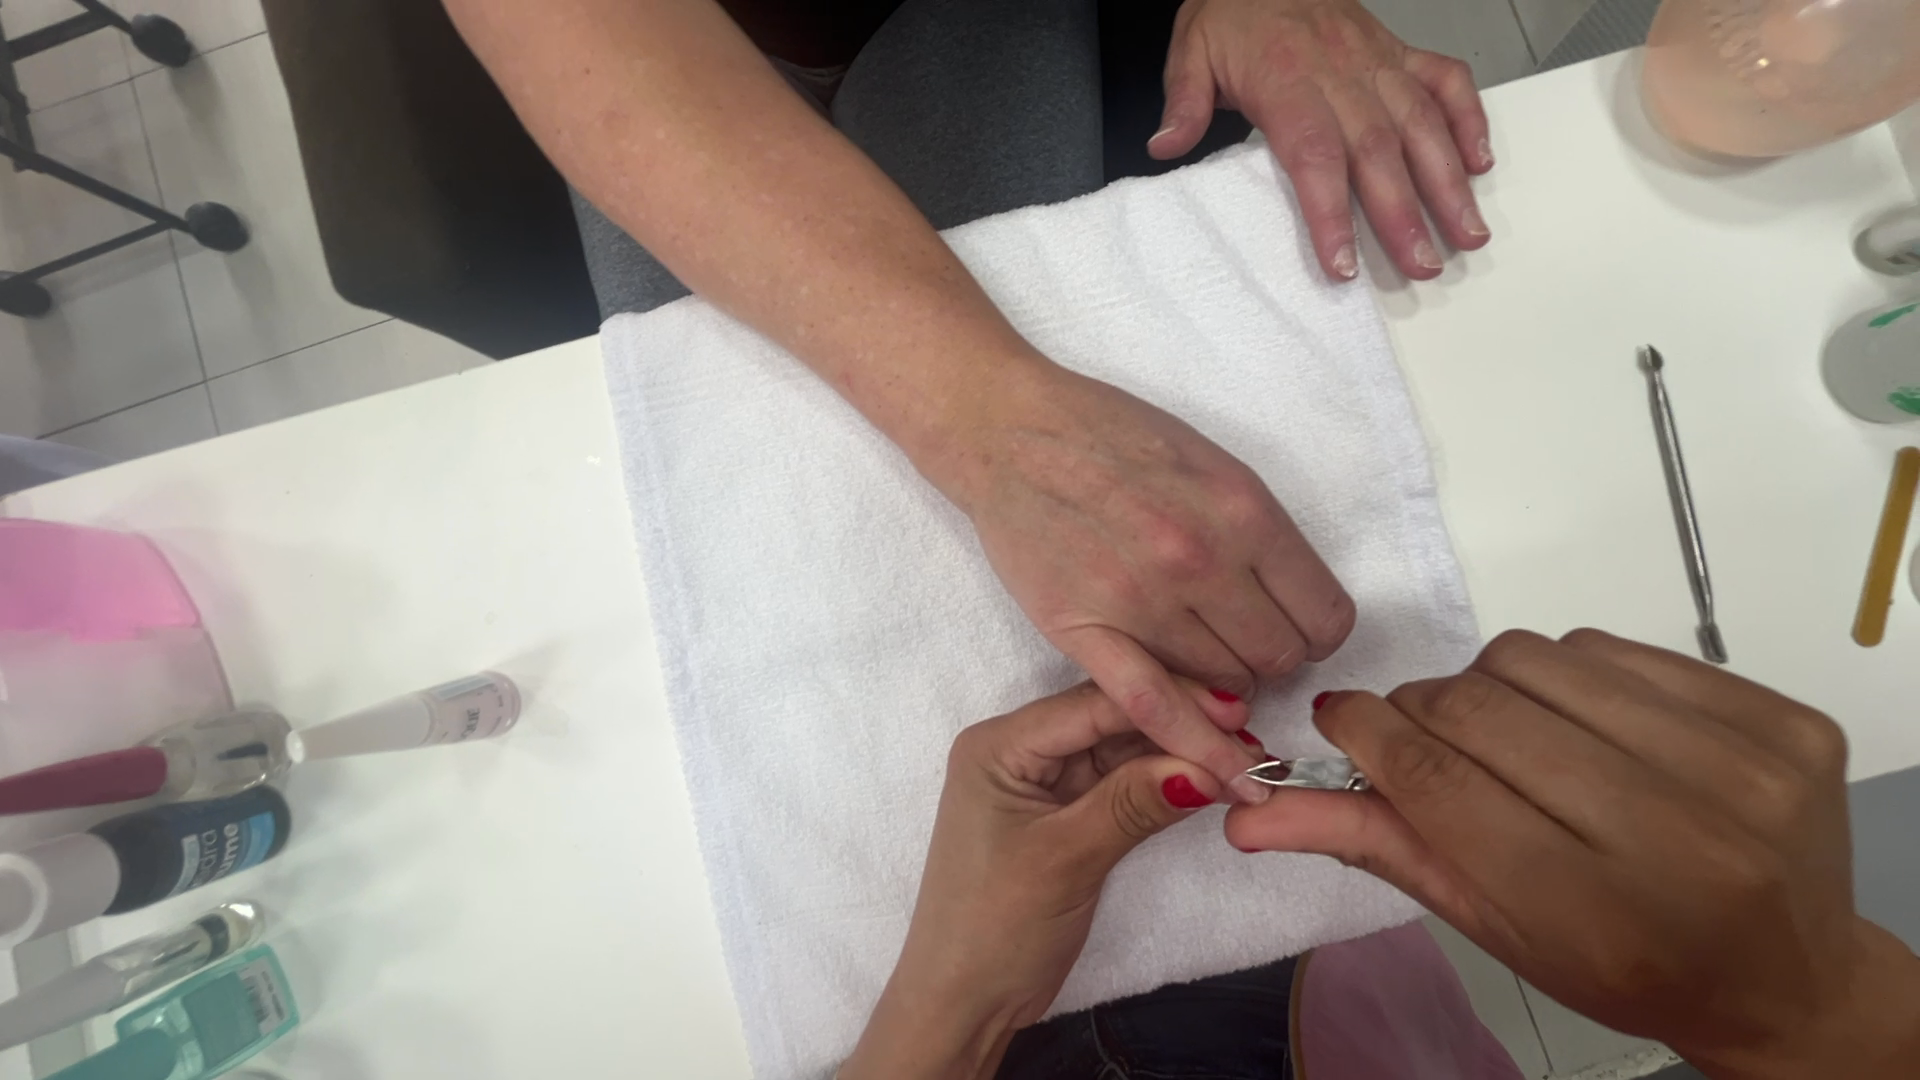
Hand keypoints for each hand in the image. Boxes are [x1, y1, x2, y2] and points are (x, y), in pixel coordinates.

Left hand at [840, 683, 1226, 1079]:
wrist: (964, 1001)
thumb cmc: (998, 925)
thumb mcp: (1066, 859)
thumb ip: (1132, 803)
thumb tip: (1209, 765)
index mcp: (1000, 743)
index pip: (1090, 705)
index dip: (1162, 706)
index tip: (1233, 715)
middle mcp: (1019, 747)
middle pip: (1105, 720)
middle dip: (1175, 729)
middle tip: (1249, 736)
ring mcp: (1041, 777)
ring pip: (1116, 750)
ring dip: (1174, 755)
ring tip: (1244, 757)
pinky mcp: (1061, 807)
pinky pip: (1115, 781)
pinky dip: (1158, 783)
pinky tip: (1205, 779)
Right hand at [930, 365, 1353, 803]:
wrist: (1009, 434)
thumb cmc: (1107, 433)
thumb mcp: (1206, 457)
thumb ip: (1255, 530)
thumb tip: (1285, 602)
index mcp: (1242, 509)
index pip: (1324, 615)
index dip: (1315, 632)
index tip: (1294, 630)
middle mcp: (1201, 560)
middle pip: (1277, 659)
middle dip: (1270, 660)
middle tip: (1240, 642)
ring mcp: (1140, 601)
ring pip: (1223, 688)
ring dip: (1224, 685)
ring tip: (1197, 655)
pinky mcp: (1083, 631)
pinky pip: (1153, 707)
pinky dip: (1197, 749)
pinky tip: (1228, 774)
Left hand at [1150, 0, 1493, 281]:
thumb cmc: (1232, 11)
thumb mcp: (1193, 52)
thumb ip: (1183, 103)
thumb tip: (1164, 145)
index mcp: (1289, 80)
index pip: (1315, 156)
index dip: (1332, 213)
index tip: (1343, 262)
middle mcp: (1344, 73)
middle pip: (1380, 152)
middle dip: (1405, 215)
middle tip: (1422, 266)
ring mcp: (1379, 62)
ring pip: (1423, 124)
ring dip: (1449, 183)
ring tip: (1467, 234)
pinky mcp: (1399, 52)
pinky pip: (1445, 82)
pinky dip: (1468, 119)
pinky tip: (1479, 162)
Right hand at [1225, 630, 1919, 1079]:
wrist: (1786, 975)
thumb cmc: (1603, 957)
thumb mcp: (1473, 912)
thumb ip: (1363, 843)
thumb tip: (1241, 817)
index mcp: (1589, 904)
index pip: (1431, 778)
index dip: (1364, 732)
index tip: (1339, 717)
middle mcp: (1677, 835)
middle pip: (1472, 709)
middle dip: (1421, 711)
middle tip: (1428, 739)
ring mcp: (1742, 772)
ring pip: (1528, 659)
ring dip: (1488, 686)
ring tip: (1510, 732)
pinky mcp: (1782, 721)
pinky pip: (1603, 644)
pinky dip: (1563, 672)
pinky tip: (1581, 721)